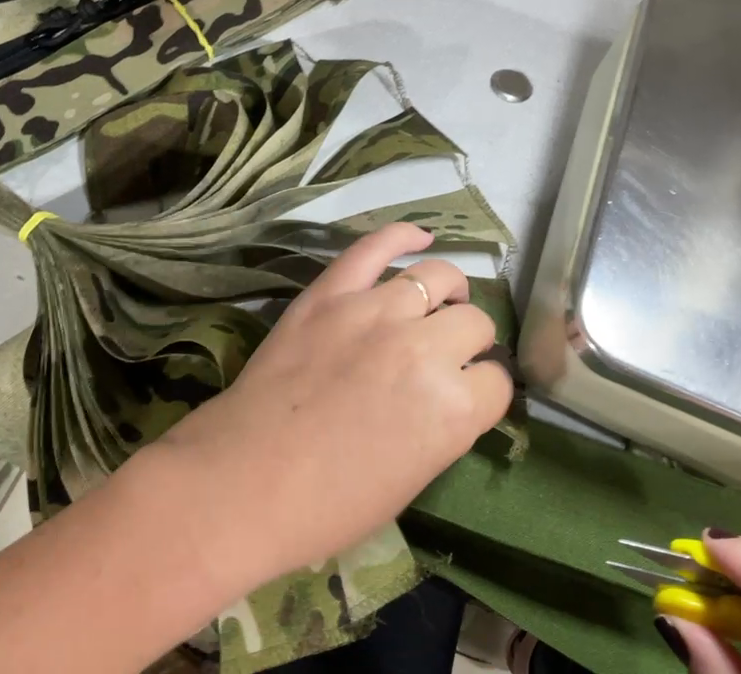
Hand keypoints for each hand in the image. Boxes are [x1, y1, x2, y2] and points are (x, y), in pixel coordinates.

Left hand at [134, 222, 513, 591]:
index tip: (468, 394)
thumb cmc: (328, 505)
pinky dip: (401, 235)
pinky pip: (374, 247)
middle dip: (469, 343)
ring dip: (448, 292)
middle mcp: (425, 349)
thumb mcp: (412, 479)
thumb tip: (451, 394)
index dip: (484, 389)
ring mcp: (375, 311)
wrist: (243, 483)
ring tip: (439, 303)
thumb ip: (444, 427)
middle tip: (448, 356)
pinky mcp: (331, 293)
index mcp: (453, 409)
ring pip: (438, 277)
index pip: (497, 382)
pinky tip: (418, 236)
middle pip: (474, 324)